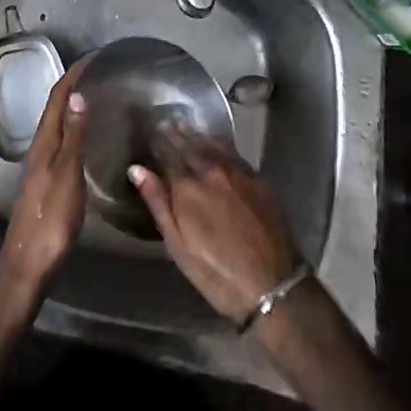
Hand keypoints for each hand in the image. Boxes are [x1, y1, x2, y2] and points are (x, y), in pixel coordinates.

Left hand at [0, 63, 87, 293]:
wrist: (29, 264)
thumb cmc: (51, 220)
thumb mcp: (67, 176)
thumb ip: (73, 138)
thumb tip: (77, 96)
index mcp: (44, 143)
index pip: (57, 98)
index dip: (72, 75)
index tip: (92, 58)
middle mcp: (40, 148)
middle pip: (55, 107)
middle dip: (73, 85)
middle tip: (98, 72)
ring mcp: (41, 165)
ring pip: (57, 124)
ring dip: (73, 105)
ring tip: (95, 96)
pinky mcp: (46, 180)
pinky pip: (61, 141)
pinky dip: (74, 128)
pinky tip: (86, 137)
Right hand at [127, 128, 298, 320]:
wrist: (274, 287)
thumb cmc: (216, 272)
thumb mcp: (178, 245)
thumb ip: (158, 203)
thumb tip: (137, 169)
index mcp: (188, 187)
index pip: (168, 153)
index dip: (158, 142)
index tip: (151, 133)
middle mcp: (212, 171)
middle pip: (189, 145)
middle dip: (175, 134)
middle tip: (165, 123)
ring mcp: (238, 173)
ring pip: (212, 144)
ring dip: (196, 134)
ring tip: (185, 127)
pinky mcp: (258, 180)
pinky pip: (233, 152)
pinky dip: (219, 143)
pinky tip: (215, 142)